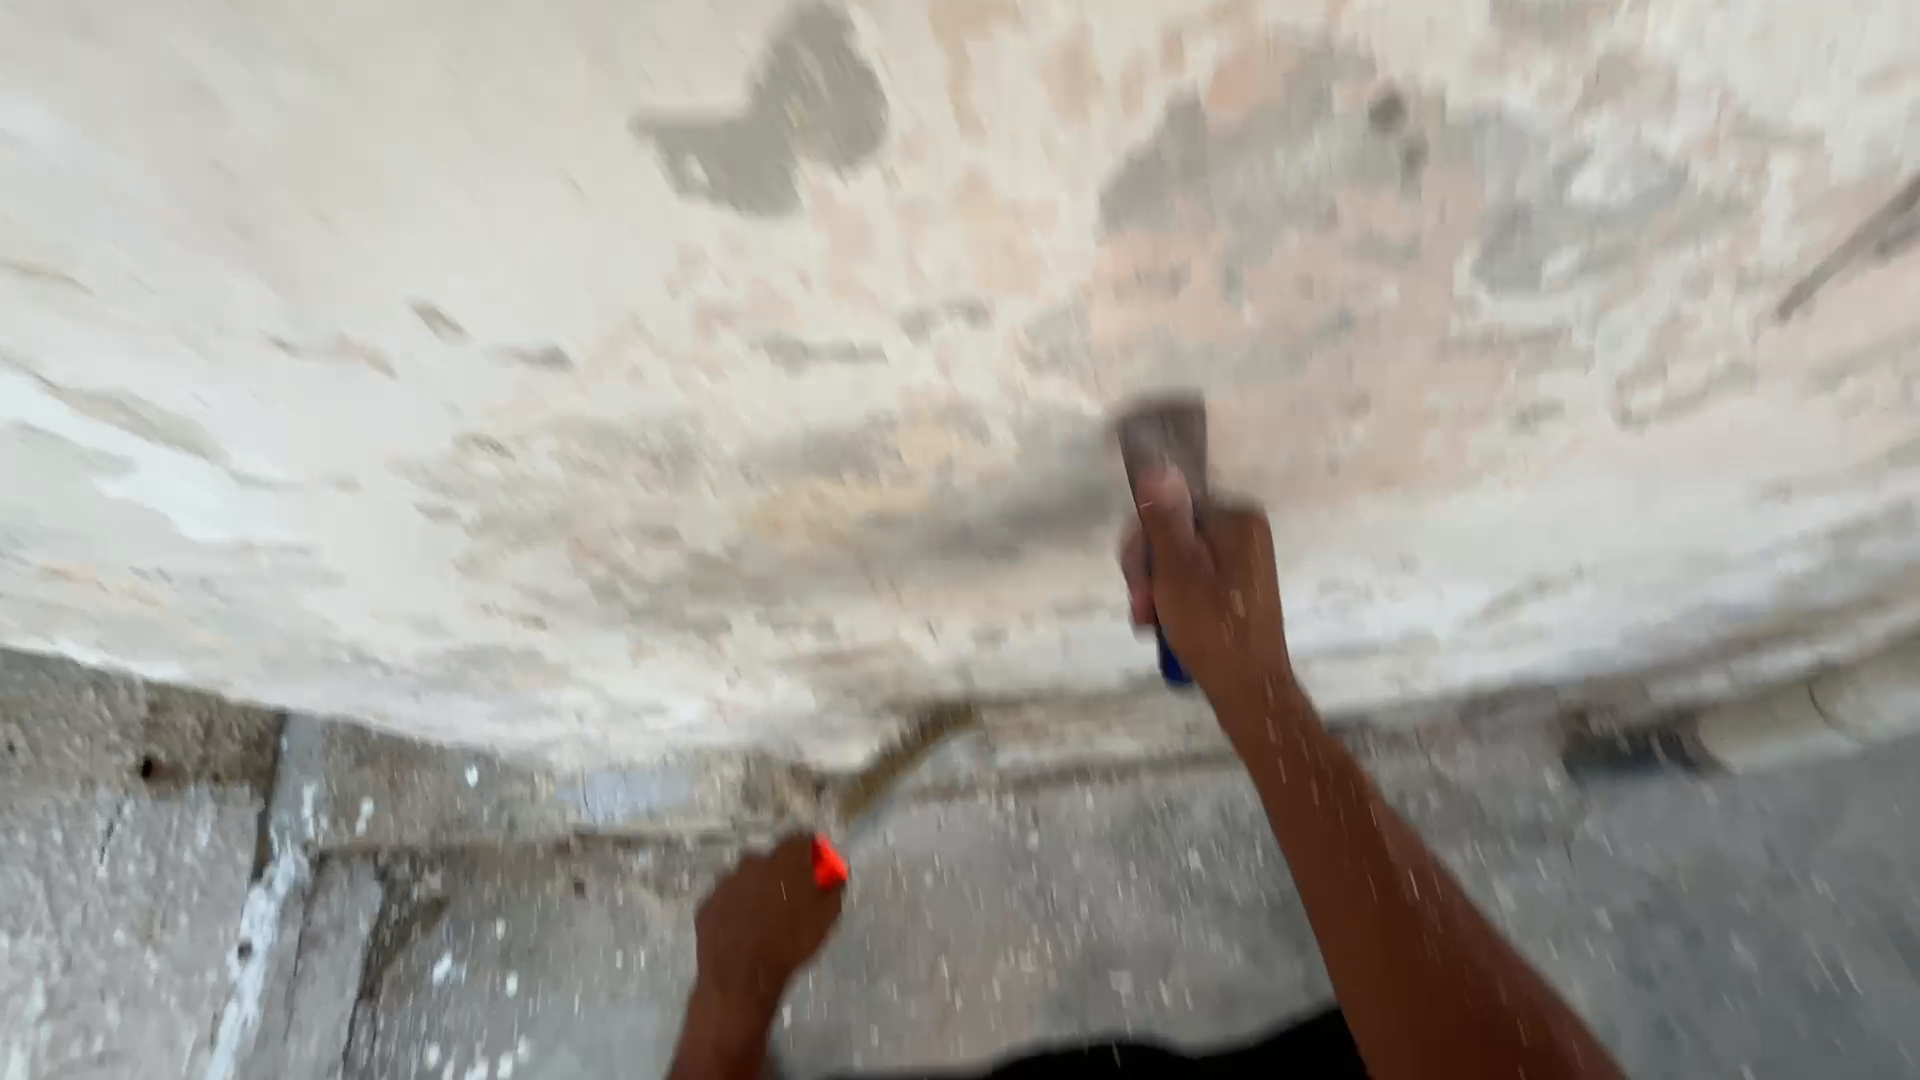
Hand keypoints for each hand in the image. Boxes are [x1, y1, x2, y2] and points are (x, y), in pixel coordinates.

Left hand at [691, 832, 844, 1015]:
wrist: (741, 979)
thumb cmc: (790, 944)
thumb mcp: (827, 917)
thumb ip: (834, 888)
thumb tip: (836, 875)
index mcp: (785, 859)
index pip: (802, 838)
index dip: (811, 851)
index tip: (815, 868)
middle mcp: (754, 861)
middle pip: (772, 858)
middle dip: (781, 872)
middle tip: (788, 899)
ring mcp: (727, 881)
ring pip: (747, 877)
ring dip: (756, 889)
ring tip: (762, 919)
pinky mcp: (707, 903)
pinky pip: (726, 898)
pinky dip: (734, 907)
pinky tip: (741, 931)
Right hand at [1119, 468, 1291, 701]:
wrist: (1247, 688)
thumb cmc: (1212, 629)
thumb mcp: (1177, 571)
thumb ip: (1164, 519)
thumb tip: (1156, 466)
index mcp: (1235, 520)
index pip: (1169, 507)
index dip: (1144, 543)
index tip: (1137, 581)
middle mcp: (1242, 531)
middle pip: (1171, 533)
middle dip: (1148, 571)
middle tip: (1143, 609)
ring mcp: (1240, 559)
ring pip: (1175, 558)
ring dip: (1155, 588)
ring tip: (1151, 622)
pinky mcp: (1235, 584)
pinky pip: (1190, 577)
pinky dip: (1172, 598)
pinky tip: (1164, 623)